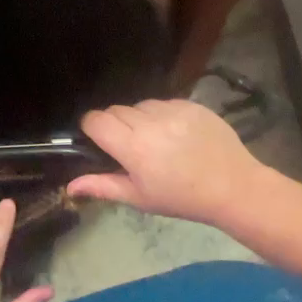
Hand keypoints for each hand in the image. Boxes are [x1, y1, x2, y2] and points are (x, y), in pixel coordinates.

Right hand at [67, 99, 268, 224]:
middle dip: (114, 126)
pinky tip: (173, 135)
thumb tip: (70, 186)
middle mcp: (150, 122)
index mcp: (133, 147)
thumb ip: (102, 186)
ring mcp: (173, 109)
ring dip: (137, 119)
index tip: (98, 144)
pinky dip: (160, 115)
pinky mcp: (191, 104)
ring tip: (153, 142)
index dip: (91, 129)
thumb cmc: (181, 198)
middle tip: (127, 149)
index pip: (96, 120)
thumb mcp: (139, 197)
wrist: (232, 186)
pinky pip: (164, 103)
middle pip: (115, 110)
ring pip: (139, 105)